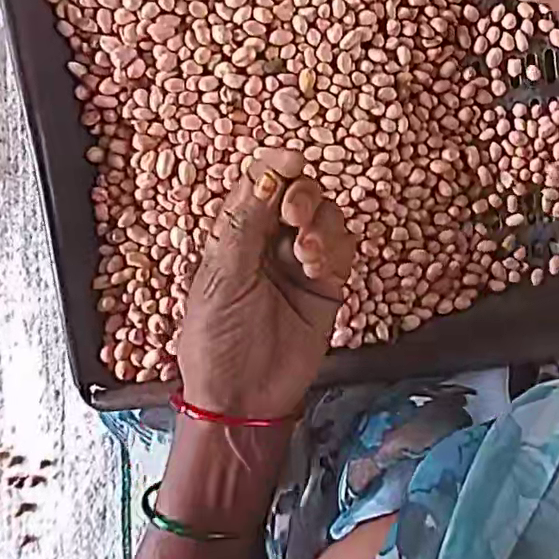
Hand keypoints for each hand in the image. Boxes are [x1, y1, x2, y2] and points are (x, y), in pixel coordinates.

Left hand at [176, 148, 358, 418]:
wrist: (243, 399)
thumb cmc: (217, 338)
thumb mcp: (221, 278)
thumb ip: (244, 225)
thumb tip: (267, 175)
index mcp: (235, 231)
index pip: (258, 181)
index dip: (275, 164)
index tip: (292, 159)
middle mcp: (270, 239)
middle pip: (297, 191)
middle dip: (301, 195)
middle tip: (294, 216)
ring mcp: (300, 260)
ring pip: (325, 215)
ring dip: (320, 224)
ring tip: (305, 254)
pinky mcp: (326, 283)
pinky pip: (342, 247)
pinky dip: (334, 248)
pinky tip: (317, 267)